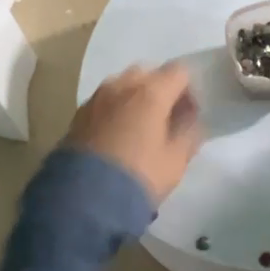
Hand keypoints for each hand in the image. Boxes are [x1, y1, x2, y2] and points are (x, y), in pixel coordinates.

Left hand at [64, 63, 202, 203]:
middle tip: (166, 119)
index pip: (179, 71)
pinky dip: (116, 109)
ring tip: (139, 127)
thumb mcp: (175, 161)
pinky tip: (117, 135)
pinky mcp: (79, 114)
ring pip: (123, 84)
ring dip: (136, 97)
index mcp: (151, 92)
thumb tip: (191, 119)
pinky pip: (105, 100)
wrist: (84, 198)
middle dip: (161, 90)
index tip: (189, 114)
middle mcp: (122, 85)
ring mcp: (97, 98)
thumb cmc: (139, 176)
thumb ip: (189, 133)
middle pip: (149, 73)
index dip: (189, 90)